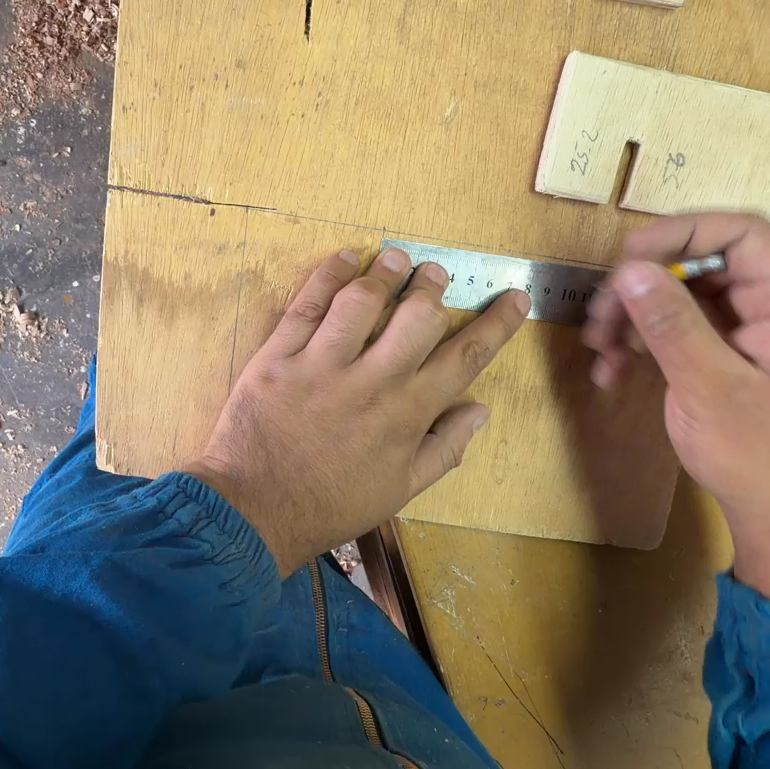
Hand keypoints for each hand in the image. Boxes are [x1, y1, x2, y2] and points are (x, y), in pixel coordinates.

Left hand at [185, 247, 529, 574]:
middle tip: (434, 275)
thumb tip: (480, 410)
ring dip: (386, 272)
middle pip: (419, 316)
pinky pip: (308, 304)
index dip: (496, 324)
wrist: (255, 509)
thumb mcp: (399, 490)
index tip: (514, 297)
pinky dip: (330, 274)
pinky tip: (345, 259)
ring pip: (364, 300)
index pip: (465, 357)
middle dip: (434, 287)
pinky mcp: (279, 356)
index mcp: (407, 415)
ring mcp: (322, 365)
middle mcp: (372, 383)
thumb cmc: (330, 505)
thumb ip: (444, 449)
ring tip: (395, 258)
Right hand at [581, 213, 769, 598]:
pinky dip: (652, 343)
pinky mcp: (741, 358)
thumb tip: (628, 269)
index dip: (681, 232)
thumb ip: (669, 321)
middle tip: (599, 316)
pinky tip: (618, 370)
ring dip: (640, 317)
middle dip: (646, 286)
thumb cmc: (762, 457)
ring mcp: (763, 334)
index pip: (744, 233)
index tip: (625, 258)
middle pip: (708, 265)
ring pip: (692, 299)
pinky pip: (692, 331)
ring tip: (601, 349)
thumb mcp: (707, 386)